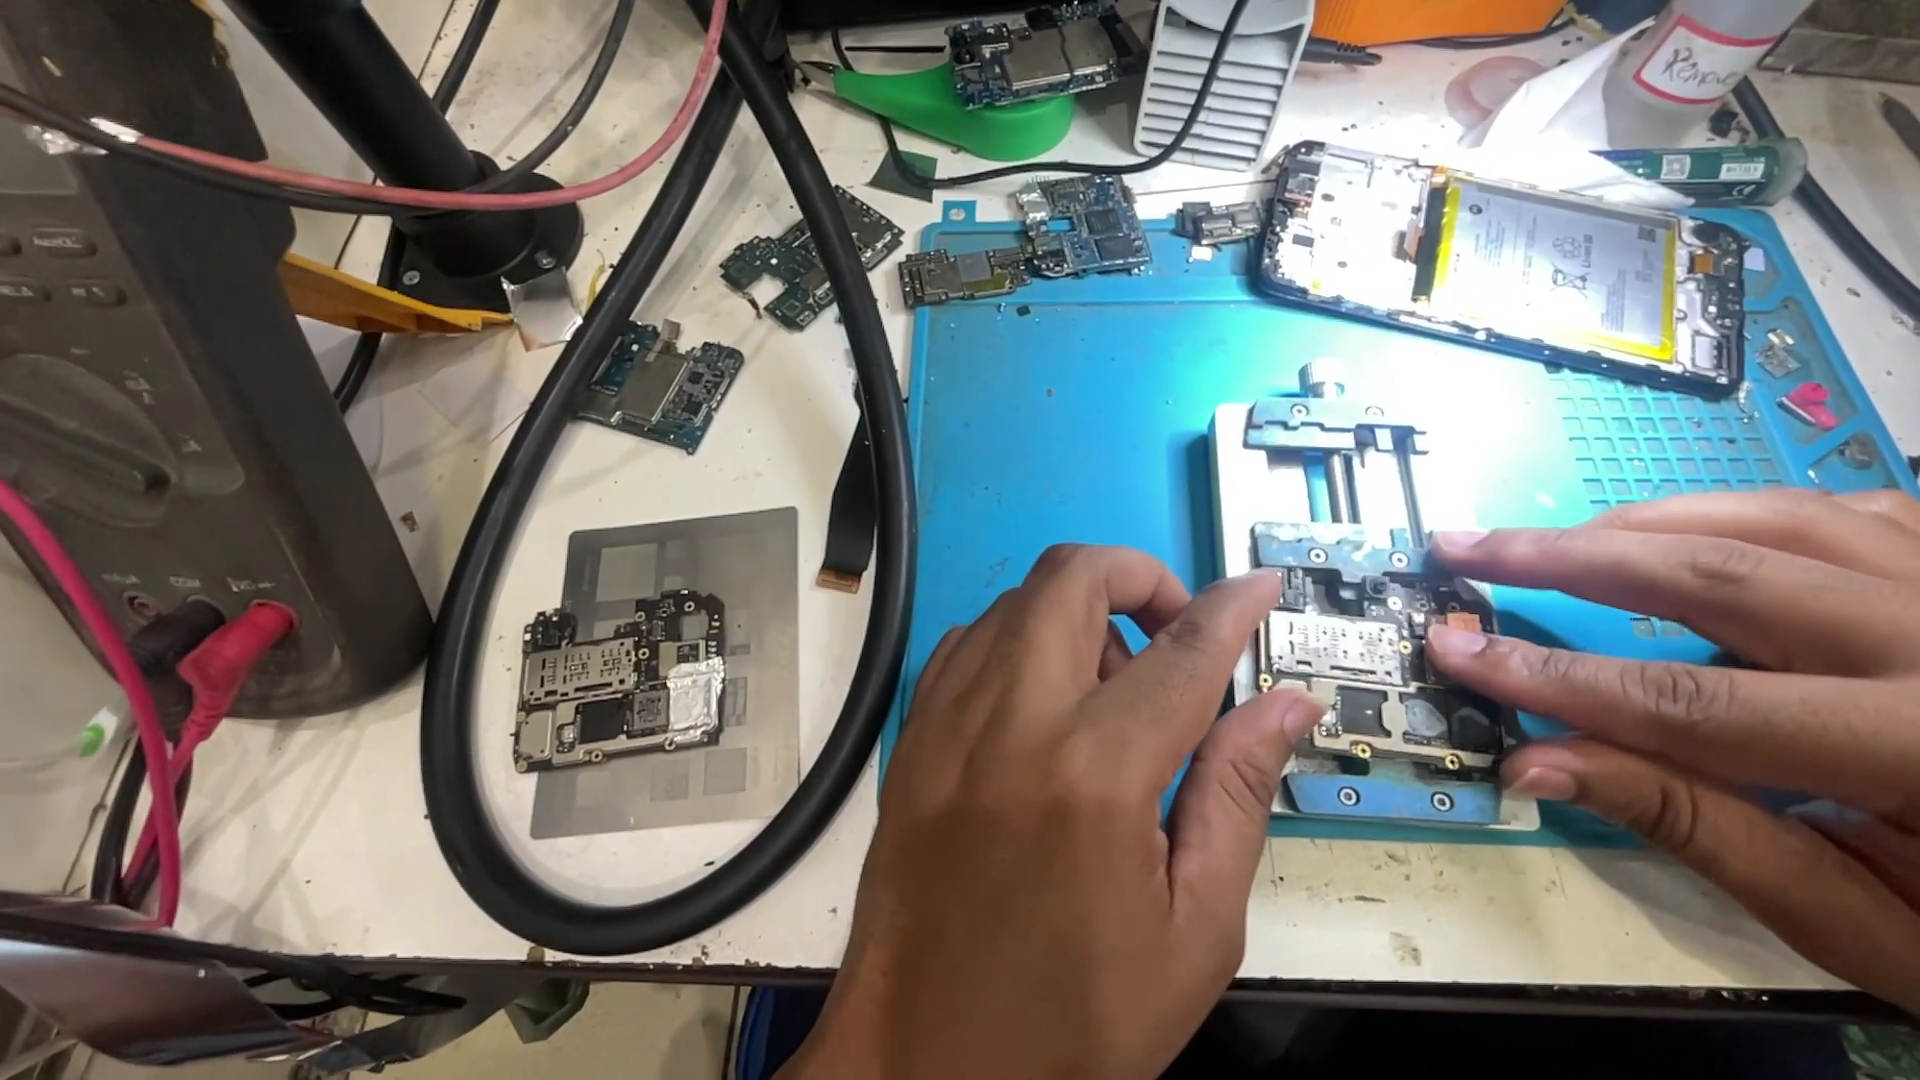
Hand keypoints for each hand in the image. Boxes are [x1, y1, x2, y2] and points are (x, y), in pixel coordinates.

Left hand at [782, 546, 1321, 1079]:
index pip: (1181, 654)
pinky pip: (966, 647)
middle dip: (1137, 576)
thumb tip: (1282, 704)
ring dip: (1076, 612)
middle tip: (1175, 634)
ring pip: (1013, 602)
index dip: (1231, 609)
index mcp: (1092, 772)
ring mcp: (944, 724)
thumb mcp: (1192, 929)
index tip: (1259, 586)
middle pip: (1072, 579)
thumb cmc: (1071, 1020)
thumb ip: (1236, 795)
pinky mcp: (910, 741)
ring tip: (1112, 689)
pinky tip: (1044, 706)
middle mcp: (1008, 722)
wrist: (925, 1065)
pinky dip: (1016, 643)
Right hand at [1423, 489, 1919, 1015]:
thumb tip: (1537, 763)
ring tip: (1550, 542)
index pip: (1691, 704)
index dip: (1556, 677)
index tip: (1455, 650)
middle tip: (1466, 545)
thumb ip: (1697, 828)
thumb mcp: (1858, 920)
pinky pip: (1844, 510)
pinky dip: (1738, 515)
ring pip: (1774, 520)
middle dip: (1567, 558)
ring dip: (1637, 525)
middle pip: (1719, 575)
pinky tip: (1678, 534)